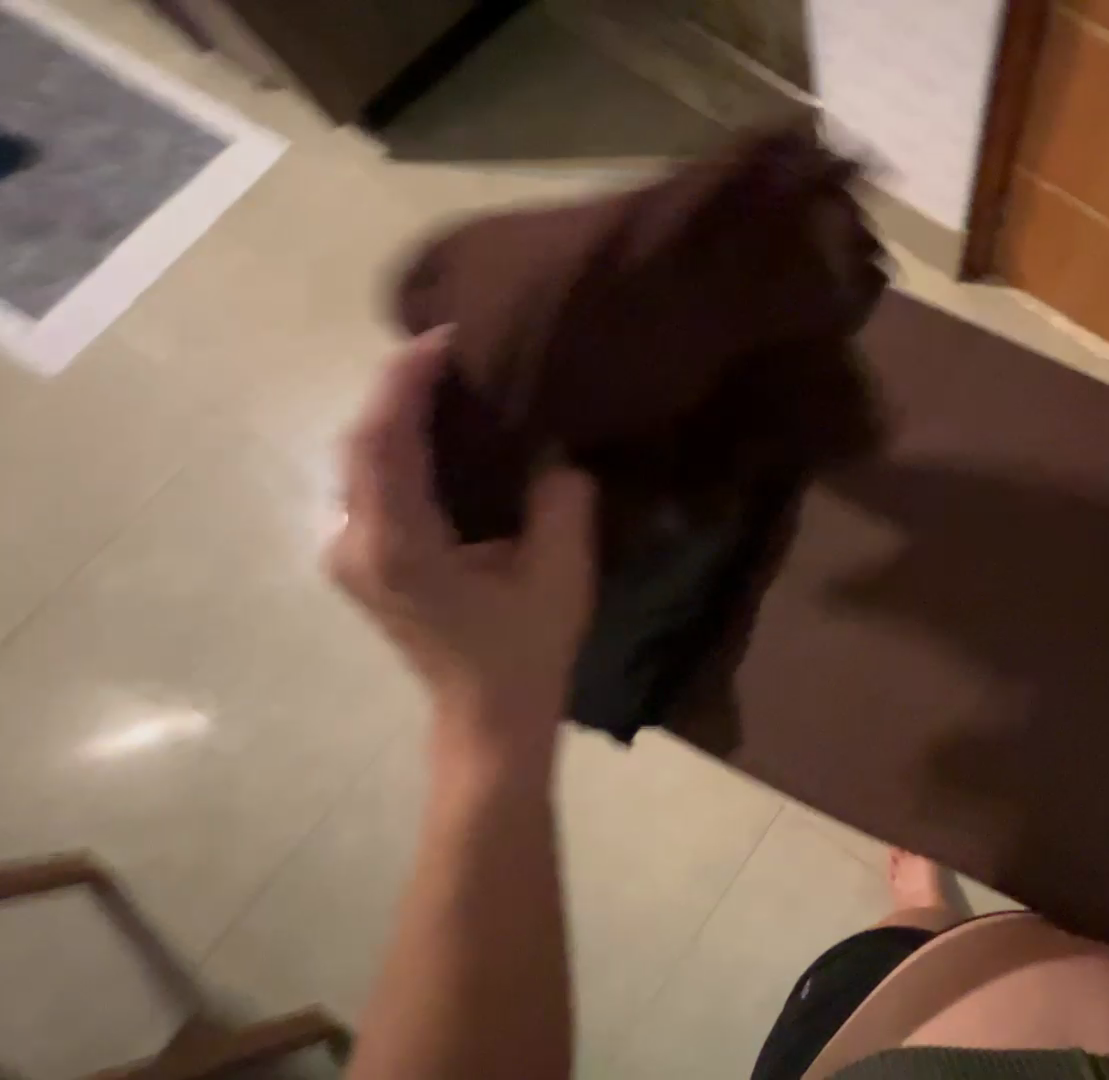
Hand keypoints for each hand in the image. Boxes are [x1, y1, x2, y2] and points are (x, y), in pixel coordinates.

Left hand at [328, 328, 597, 771]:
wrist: (488, 715)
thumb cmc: (527, 650)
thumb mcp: (562, 573)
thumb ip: (562, 501)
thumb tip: (555, 449)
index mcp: (397, 545)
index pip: (381, 440)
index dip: (404, 382)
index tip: (444, 339)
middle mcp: (354, 543)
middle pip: (360, 443)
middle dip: (398, 389)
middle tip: (454, 353)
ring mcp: (349, 553)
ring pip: (360, 463)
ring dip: (396, 416)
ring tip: (449, 383)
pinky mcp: (363, 560)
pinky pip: (371, 485)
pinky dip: (398, 448)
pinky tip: (439, 436)